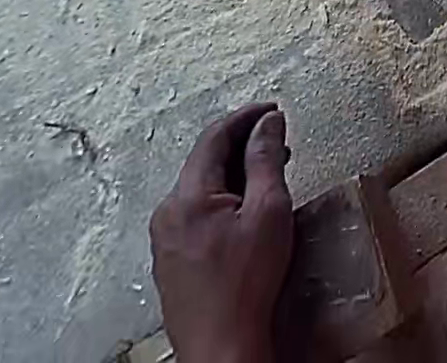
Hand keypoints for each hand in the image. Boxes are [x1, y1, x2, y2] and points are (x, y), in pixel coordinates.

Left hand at [150, 104, 293, 362]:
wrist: (222, 349)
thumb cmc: (249, 279)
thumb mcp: (269, 209)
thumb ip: (267, 159)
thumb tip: (269, 120)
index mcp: (187, 198)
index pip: (214, 137)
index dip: (246, 116)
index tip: (275, 108)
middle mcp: (168, 213)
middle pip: (206, 159)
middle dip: (244, 141)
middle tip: (281, 136)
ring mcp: (166, 238)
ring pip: (204, 184)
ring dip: (238, 167)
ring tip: (274, 165)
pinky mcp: (172, 257)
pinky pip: (200, 208)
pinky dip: (228, 192)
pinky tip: (251, 201)